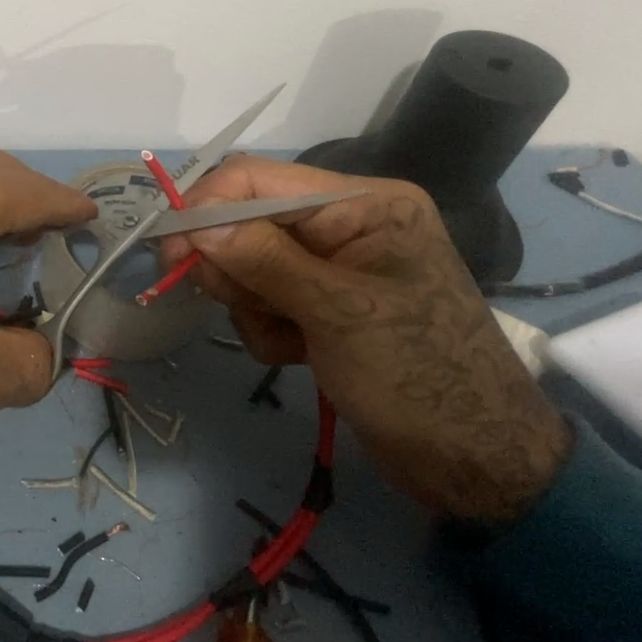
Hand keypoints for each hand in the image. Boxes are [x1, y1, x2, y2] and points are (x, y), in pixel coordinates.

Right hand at [162, 155, 572, 523]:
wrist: (472, 462)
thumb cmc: (419, 378)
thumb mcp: (339, 313)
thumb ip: (264, 261)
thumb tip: (195, 225)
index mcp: (364, 205)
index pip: (258, 180)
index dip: (206, 207)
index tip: (170, 253)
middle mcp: (344, 224)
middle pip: (244, 220)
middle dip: (232, 266)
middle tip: (239, 304)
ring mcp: (330, 266)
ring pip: (244, 262)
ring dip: (251, 305)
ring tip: (290, 340)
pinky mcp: (318, 303)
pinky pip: (260, 298)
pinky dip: (266, 328)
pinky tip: (299, 354)